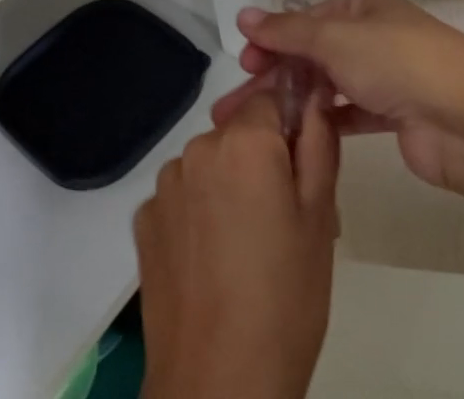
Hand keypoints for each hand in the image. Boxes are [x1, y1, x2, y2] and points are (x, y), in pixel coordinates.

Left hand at [135, 87, 338, 398]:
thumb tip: (316, 94)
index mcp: (244, 142)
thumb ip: (319, 142)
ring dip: (230, 184)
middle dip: (263, 158)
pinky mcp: (143, 223)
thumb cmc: (287, 296)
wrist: (220, 380)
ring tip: (250, 245)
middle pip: (239, 132)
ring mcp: (164, 188)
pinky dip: (200, 213)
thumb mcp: (320, 215)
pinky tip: (215, 259)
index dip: (293, 124)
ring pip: (210, 164)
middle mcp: (196, 151)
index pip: (273, 98)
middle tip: (287, 215)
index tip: (306, 164)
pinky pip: (183, 197)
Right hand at [215, 0, 463, 188]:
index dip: (273, 38)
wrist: (462, 117)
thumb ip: (287, 31)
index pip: (307, 18)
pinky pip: (348, 114)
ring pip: (329, 85)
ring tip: (256, 125)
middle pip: (315, 52)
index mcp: (364, 5)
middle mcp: (375, 35)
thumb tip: (243, 15)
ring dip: (294, 100)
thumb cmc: (396, 62)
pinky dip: (323, 121)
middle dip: (276, 74)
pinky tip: (294, 135)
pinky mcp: (393, 115)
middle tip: (237, 103)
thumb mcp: (334, 37)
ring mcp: (386, 76)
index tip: (243, 64)